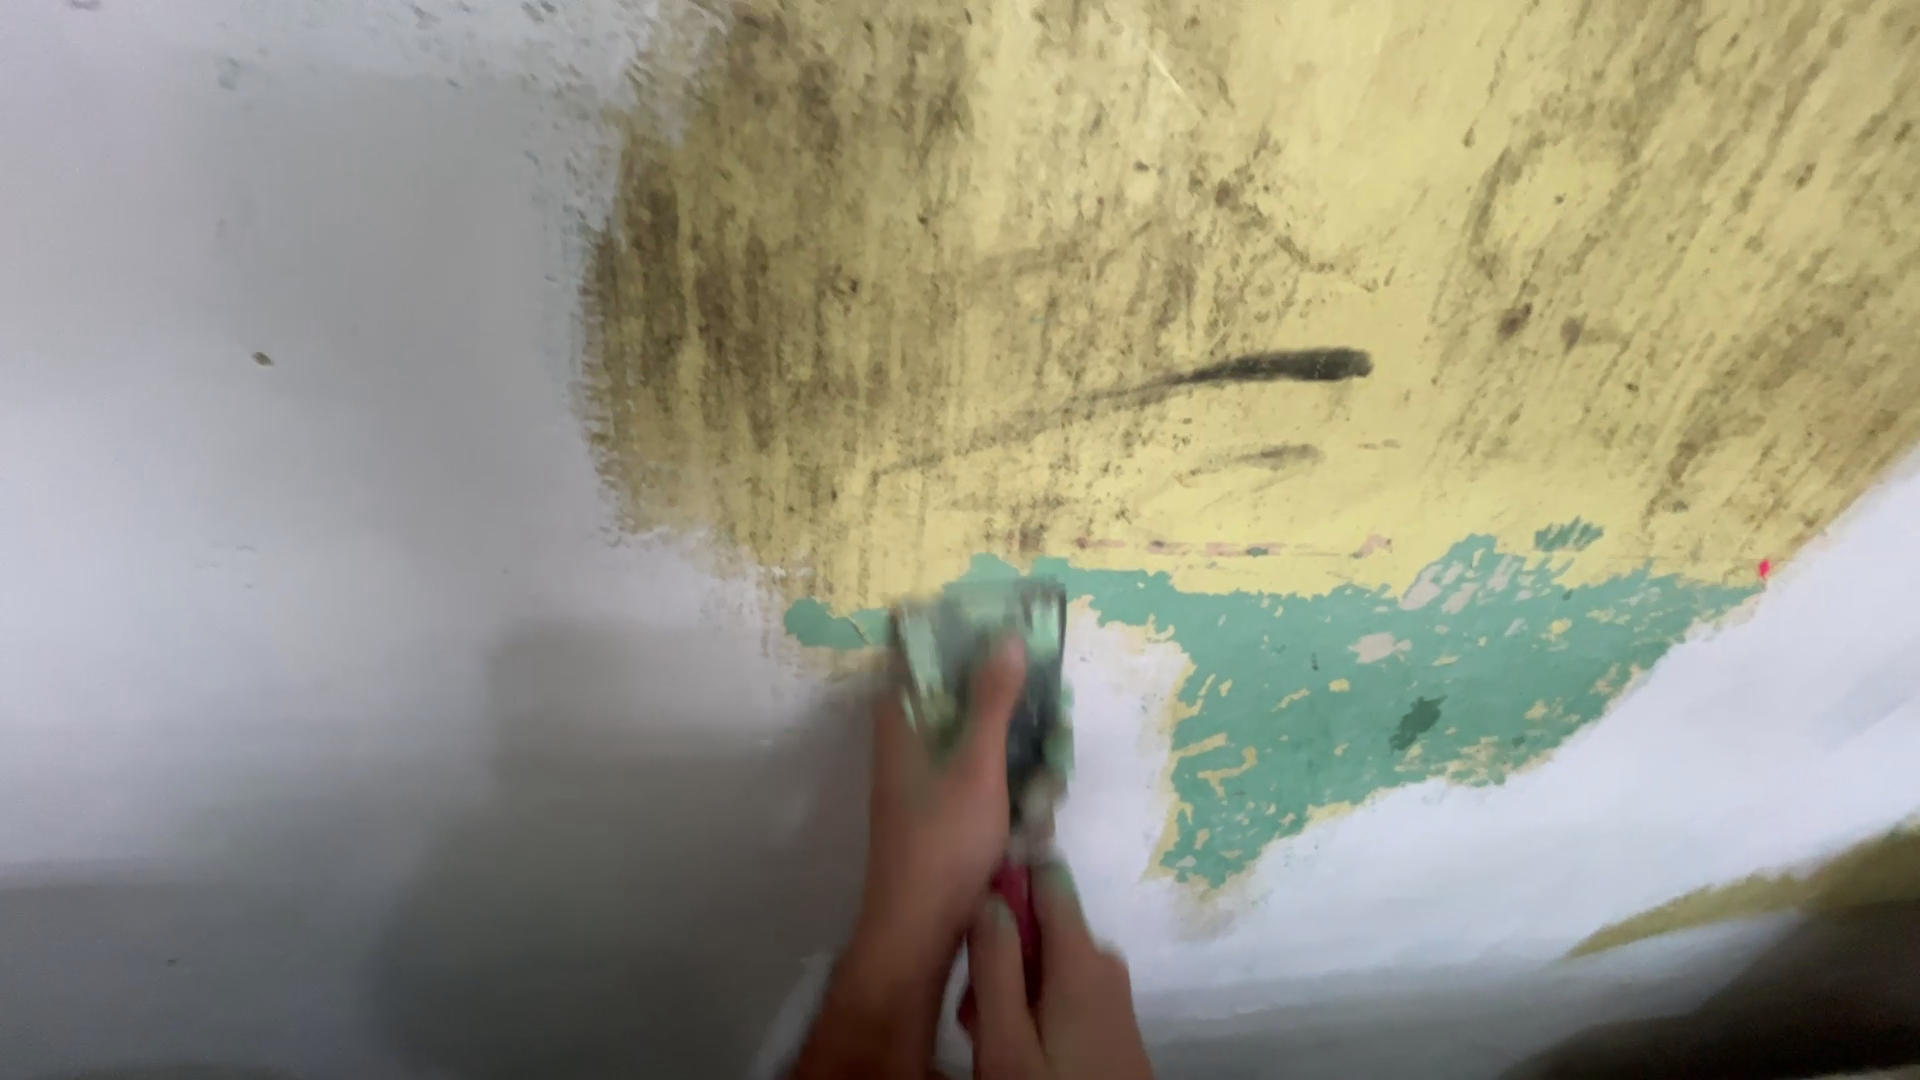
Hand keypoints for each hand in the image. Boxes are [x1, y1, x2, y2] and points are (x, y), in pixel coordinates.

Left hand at [854, 636, 1028, 969]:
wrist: (919, 929)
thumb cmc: (943, 838)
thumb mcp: (976, 763)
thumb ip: (992, 700)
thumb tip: (1007, 636)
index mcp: (900, 719)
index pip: (916, 652)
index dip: (955, 634)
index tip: (1002, 628)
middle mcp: (908, 738)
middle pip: (956, 692)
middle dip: (1006, 697)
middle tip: (1049, 708)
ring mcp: (924, 774)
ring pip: (974, 733)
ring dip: (1015, 744)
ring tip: (1050, 769)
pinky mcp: (942, 803)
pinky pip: (978, 769)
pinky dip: (1007, 776)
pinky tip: (1036, 802)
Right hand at [966, 863, 1153, 1079]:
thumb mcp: (1005, 1041)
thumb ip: (996, 961)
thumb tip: (990, 893)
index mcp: (1081, 953)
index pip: (1046, 874)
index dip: (1009, 878)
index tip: (975, 908)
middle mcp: (1103, 959)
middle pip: (1039, 925)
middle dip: (1002, 955)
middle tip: (975, 1012)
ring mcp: (1111, 991)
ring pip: (1047, 962)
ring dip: (1013, 989)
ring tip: (995, 1043)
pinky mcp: (1112, 1019)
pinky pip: (1064, 989)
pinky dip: (1036, 1009)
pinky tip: (1023, 1053)